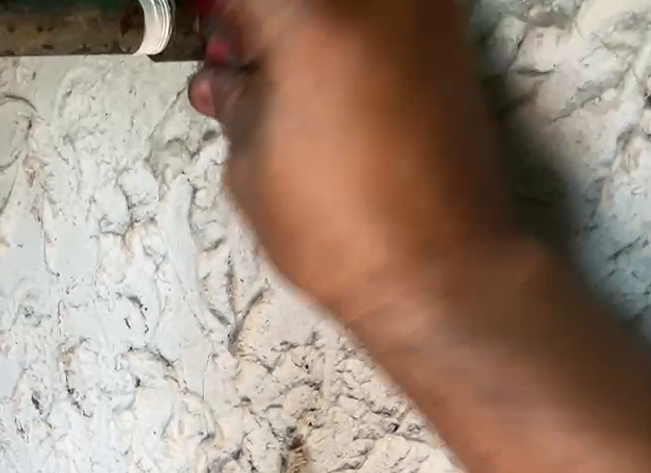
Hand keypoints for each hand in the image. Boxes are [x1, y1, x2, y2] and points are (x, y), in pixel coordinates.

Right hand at [189, 0, 531, 348]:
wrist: (436, 268)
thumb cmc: (342, 235)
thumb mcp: (252, 174)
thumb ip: (234, 106)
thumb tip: (224, 82)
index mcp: (309, 23)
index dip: (213, 13)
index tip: (203, 30)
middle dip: (255, 19)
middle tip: (234, 56)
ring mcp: (421, 7)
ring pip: (337, 6)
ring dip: (299, 26)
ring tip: (275, 77)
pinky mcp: (448, 36)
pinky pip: (377, 14)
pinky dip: (342, 33)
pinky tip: (320, 81)